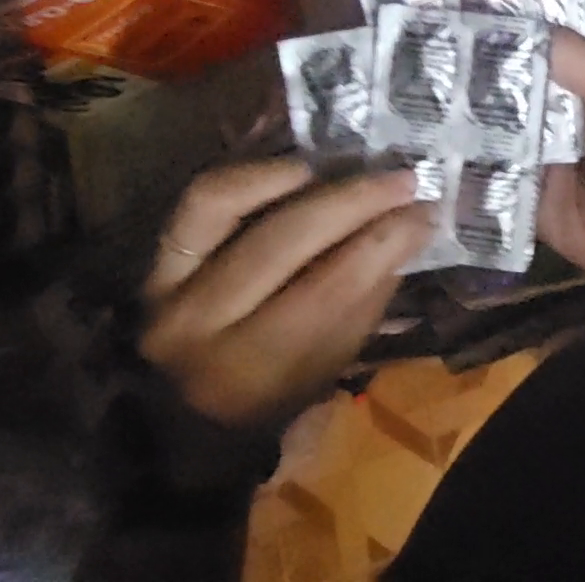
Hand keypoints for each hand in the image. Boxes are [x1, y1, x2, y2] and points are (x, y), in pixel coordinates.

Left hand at [140, 159, 429, 426]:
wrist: (184, 416)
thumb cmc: (279, 393)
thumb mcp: (334, 362)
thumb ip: (370, 291)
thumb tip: (413, 221)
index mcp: (254, 369)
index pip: (332, 287)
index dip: (386, 240)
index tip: (427, 211)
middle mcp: (201, 326)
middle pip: (290, 240)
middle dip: (359, 201)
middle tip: (406, 180)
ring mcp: (169, 287)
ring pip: (241, 208)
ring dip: (310, 183)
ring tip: (360, 169)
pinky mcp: (156, 257)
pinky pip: (205, 199)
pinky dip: (255, 175)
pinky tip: (302, 167)